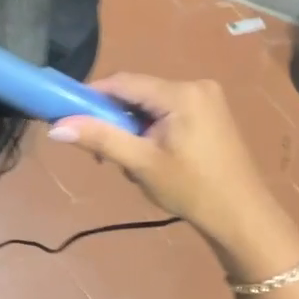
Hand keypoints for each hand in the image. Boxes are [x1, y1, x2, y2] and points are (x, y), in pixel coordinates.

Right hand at [49, 74, 277, 246]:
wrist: (242, 216)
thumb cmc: (192, 189)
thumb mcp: (141, 164)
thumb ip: (100, 139)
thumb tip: (55, 127)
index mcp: (181, 93)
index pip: (123, 82)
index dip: (91, 96)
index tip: (69, 117)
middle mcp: (195, 85)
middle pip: (137, 91)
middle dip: (114, 117)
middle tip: (102, 151)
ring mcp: (206, 98)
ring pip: (149, 103)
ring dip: (131, 126)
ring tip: (130, 160)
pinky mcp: (210, 112)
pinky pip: (166, 111)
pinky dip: (150, 128)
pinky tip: (150, 155)